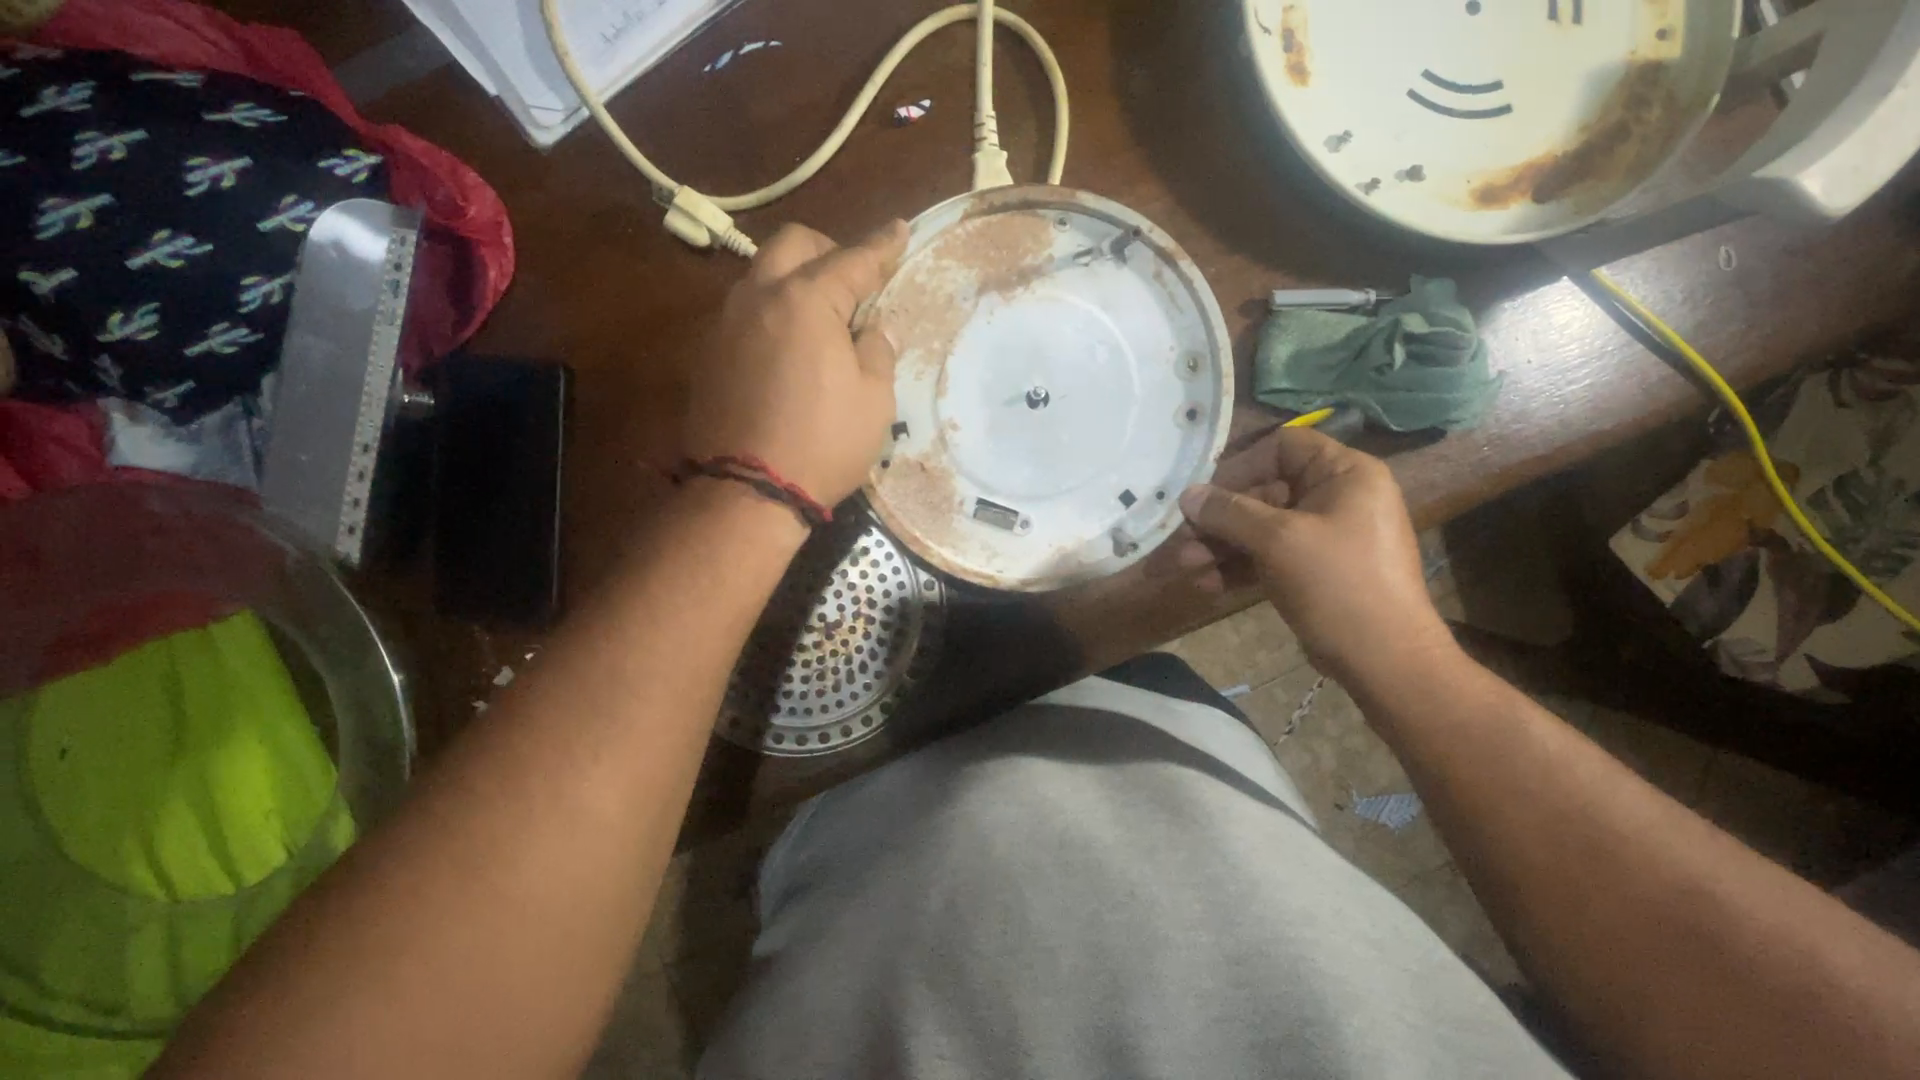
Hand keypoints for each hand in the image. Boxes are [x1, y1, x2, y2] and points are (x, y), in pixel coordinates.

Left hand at [688, 220, 909, 506]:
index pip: (852, 260)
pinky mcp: (709, 354)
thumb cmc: (822, 444)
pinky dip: (772, 313)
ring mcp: (726, 324)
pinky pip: (746, 312)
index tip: (899, 229)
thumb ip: (878, 351)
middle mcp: (759, 298)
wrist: (746, 491)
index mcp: (805, 300)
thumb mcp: (874, 401)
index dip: (881, 245)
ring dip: (793, 280)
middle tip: (853, 282)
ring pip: (762, 275)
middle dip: (827, 250)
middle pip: (793, 245)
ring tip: (821, 317)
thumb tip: (874, 330)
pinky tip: (789, 348)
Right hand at [1174, 428, 1454, 683]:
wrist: (1384, 659)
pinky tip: (1208, 584)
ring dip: (1221, 545)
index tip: (1204, 494)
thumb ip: (1229, 513)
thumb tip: (1188, 495)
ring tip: (1186, 567)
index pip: (1283, 446)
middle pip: (1265, 490)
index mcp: (1345, 473)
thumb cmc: (1337, 584)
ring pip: (1262, 528)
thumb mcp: (1278, 540)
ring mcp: (1326, 536)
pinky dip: (1240, 566)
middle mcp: (1337, 497)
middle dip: (1220, 518)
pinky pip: (1270, 556)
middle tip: (1182, 539)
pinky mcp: (1315, 570)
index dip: (1240, 466)